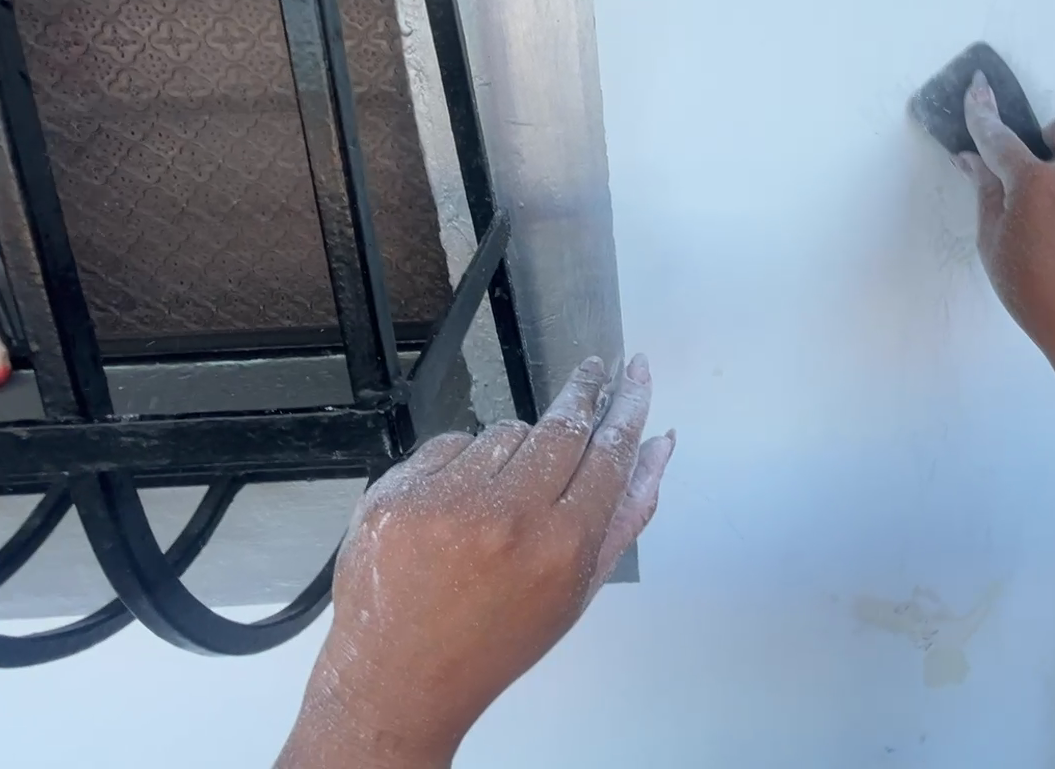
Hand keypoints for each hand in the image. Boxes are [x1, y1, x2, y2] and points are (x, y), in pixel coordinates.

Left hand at [276, 357, 674, 768]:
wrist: (396, 685)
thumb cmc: (497, 639)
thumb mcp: (579, 589)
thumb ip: (628, 513)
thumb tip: (658, 444)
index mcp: (563, 545)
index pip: (611, 450)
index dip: (629, 403)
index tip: (636, 373)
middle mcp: (508, 518)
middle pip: (563, 424)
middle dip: (585, 389)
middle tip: (595, 370)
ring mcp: (446, 503)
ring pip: (507, 430)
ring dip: (515, 448)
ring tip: (499, 497)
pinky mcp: (397, 496)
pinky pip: (451, 442)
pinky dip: (461, 462)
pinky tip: (456, 505)